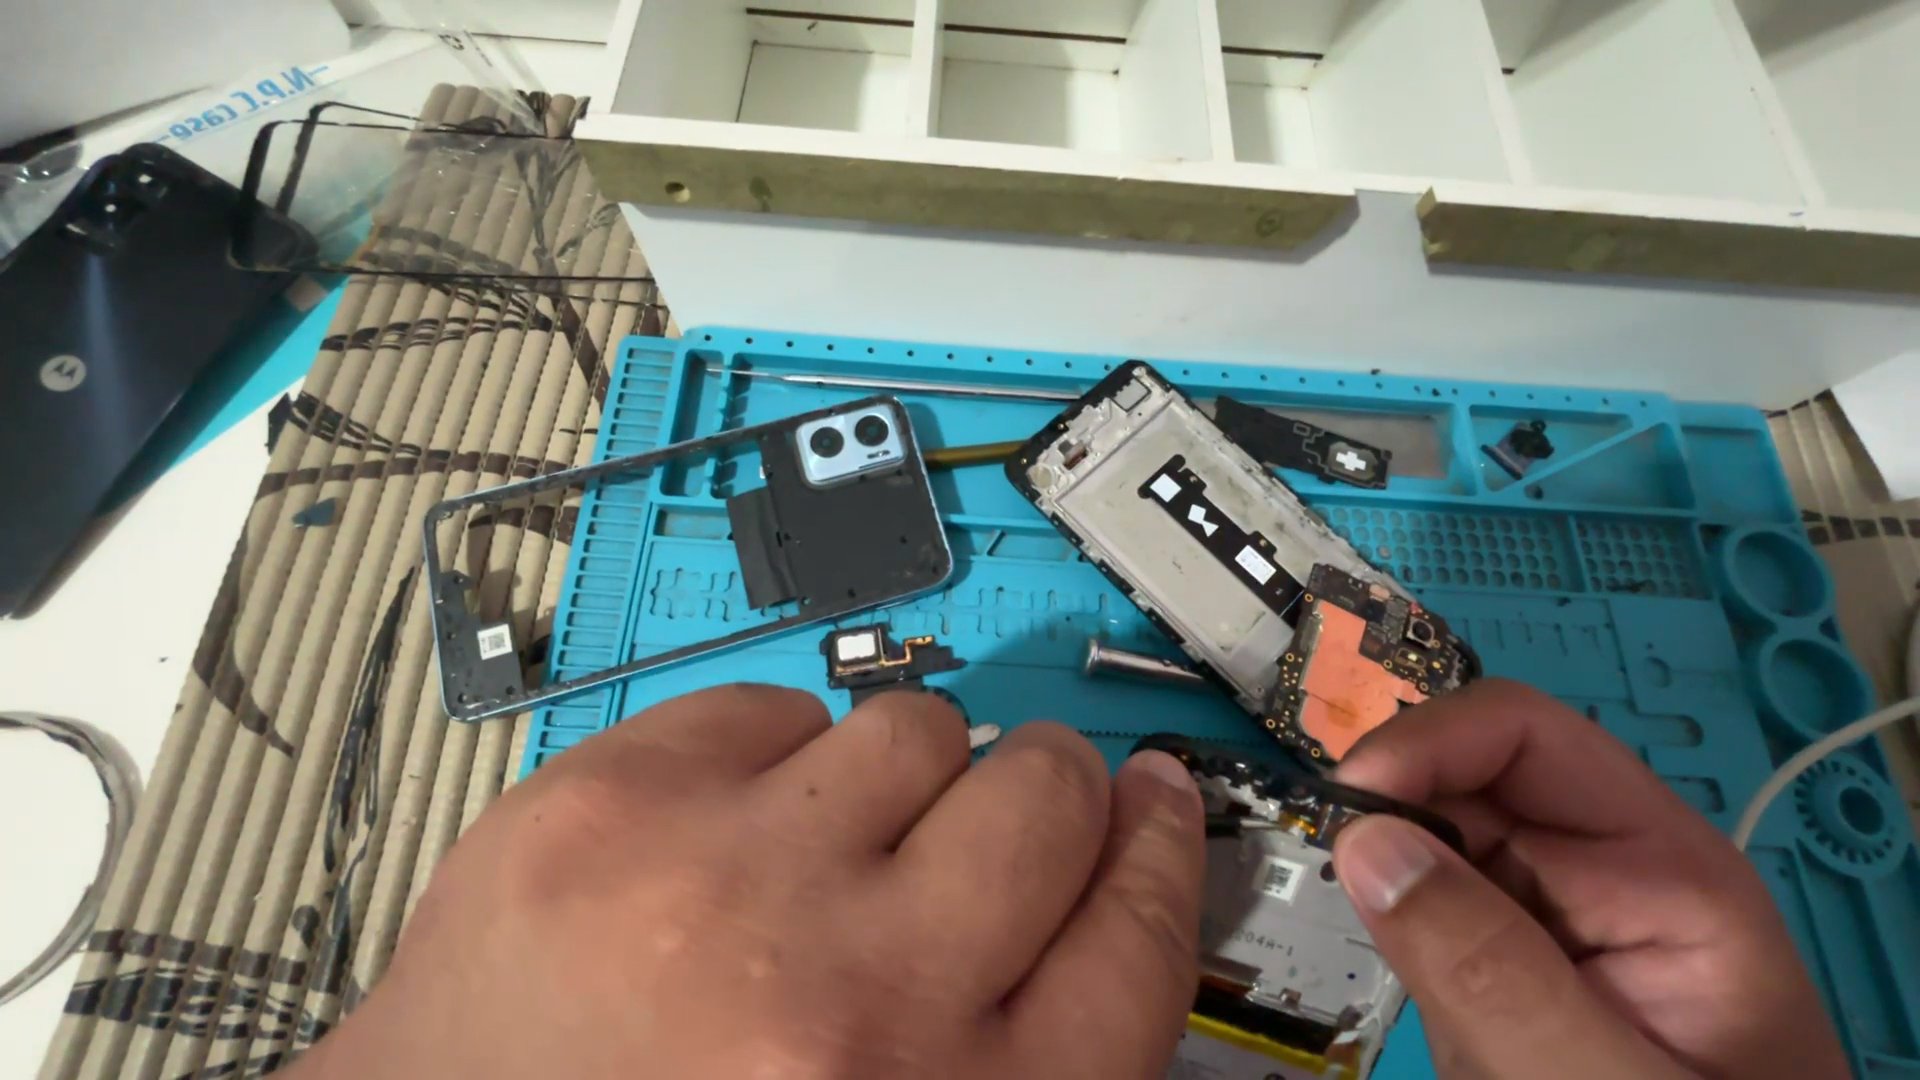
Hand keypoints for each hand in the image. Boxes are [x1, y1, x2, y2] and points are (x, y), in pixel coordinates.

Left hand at [286, 685, 1206, 1078]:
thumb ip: (1030, 1039)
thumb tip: (1102, 876)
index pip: (1129, 940)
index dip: (1152, 852)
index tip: (1151, 798)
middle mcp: (848, 1006)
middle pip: (1041, 798)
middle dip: (1041, 787)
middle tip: (997, 811)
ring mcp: (718, 887)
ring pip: (912, 726)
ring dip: (897, 774)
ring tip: (827, 846)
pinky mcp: (605, 806)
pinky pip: (769, 706)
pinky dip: (771, 758)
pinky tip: (723, 836)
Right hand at [1329, 679, 1849, 1079]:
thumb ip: (1495, 976)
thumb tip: (1362, 840)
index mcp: (1656, 863)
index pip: (1521, 731)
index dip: (1425, 742)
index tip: (1349, 810)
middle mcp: (1593, 857)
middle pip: (1459, 764)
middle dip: (1385, 800)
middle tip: (1335, 872)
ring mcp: (1539, 894)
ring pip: (1426, 814)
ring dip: (1375, 848)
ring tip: (1364, 923)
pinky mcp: (1495, 930)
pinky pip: (1417, 871)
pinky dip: (1376, 888)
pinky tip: (1382, 940)